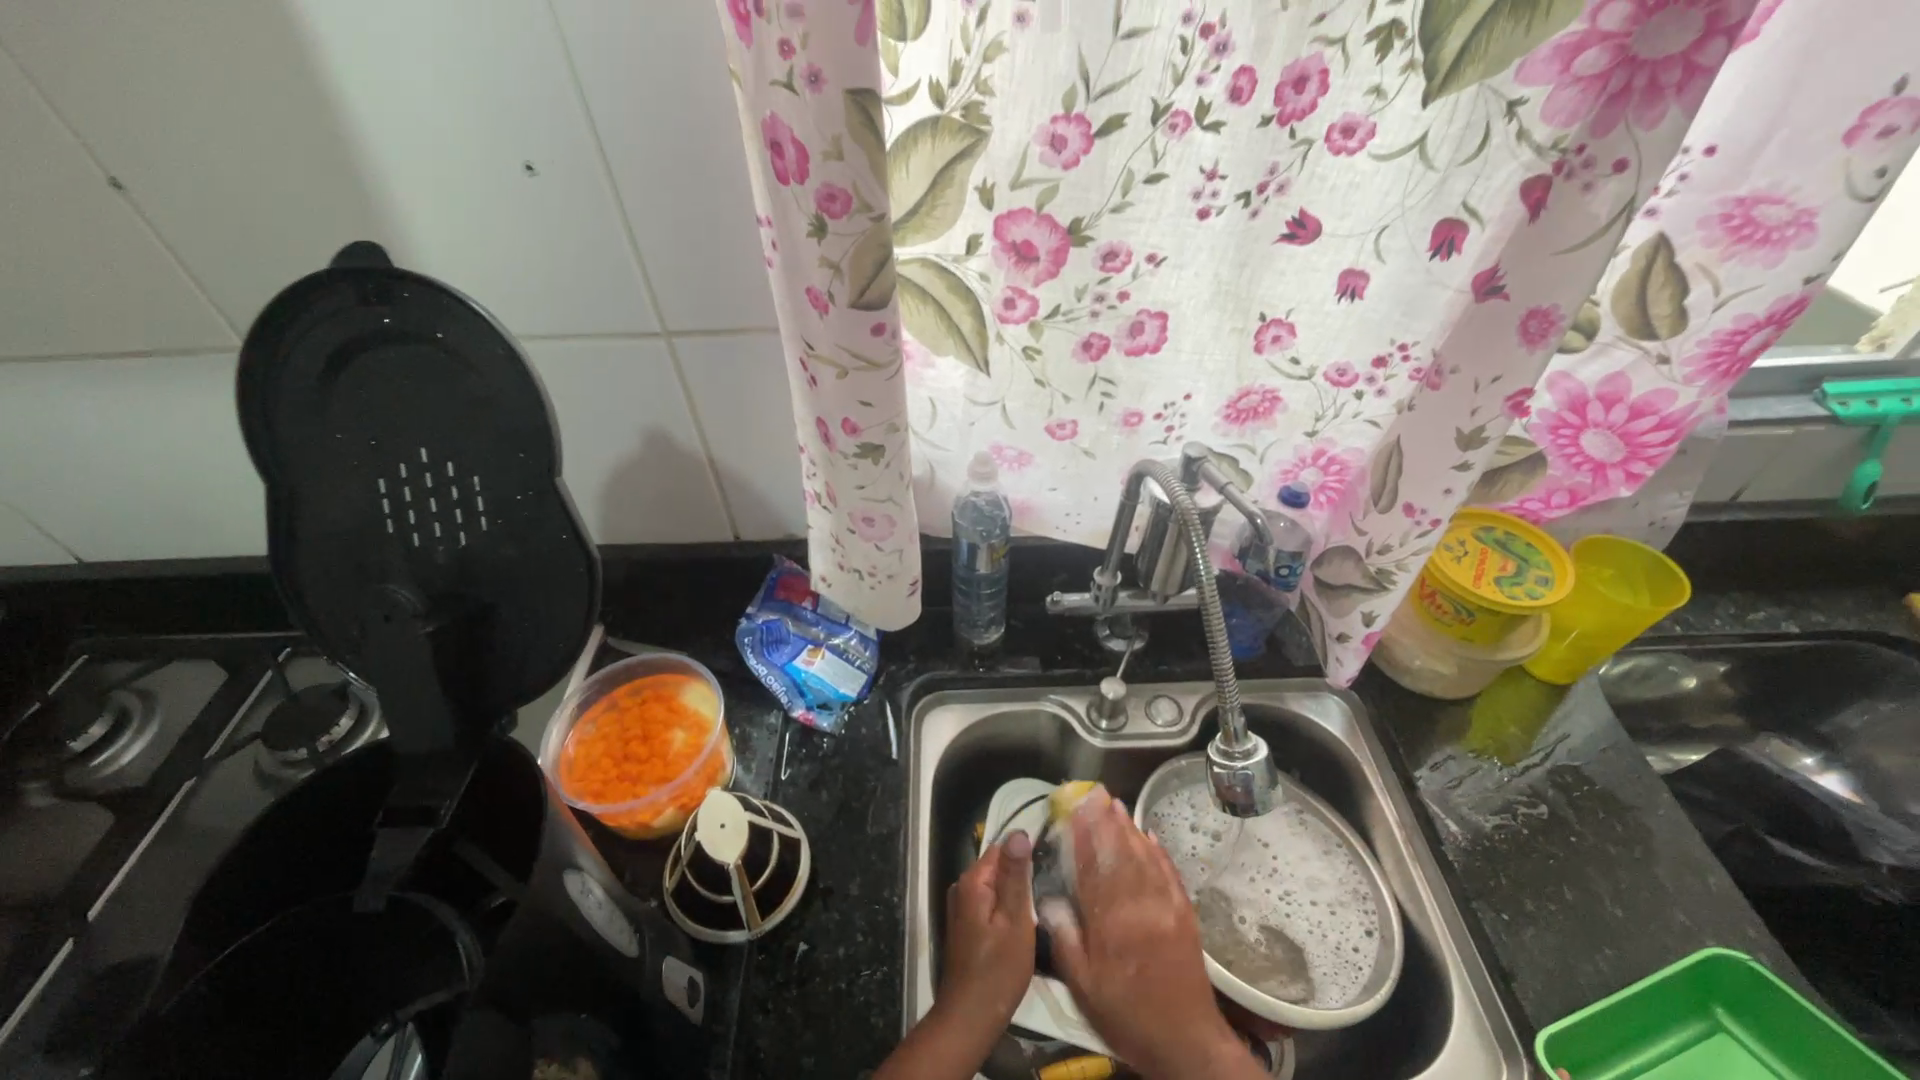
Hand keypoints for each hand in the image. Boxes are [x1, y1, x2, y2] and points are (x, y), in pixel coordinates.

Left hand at [936, 830, 1035, 1033]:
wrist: (971, 1016)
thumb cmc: (998, 970)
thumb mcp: (1015, 920)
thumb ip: (1016, 876)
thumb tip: (1019, 833)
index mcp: (972, 882)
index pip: (1003, 848)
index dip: (1027, 854)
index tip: (1053, 865)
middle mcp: (962, 888)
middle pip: (999, 867)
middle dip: (1023, 876)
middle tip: (1051, 891)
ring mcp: (963, 907)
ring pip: (997, 887)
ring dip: (1018, 895)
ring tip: (1044, 907)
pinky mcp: (968, 925)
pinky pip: (992, 904)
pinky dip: (1009, 910)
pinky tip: (1026, 924)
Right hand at [1046, 789, 1263, 1079]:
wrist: (1186, 1042)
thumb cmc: (1127, 1016)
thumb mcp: (1084, 986)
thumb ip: (1066, 940)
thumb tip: (1050, 900)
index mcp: (1110, 923)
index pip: (1093, 867)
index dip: (1083, 835)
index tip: (1075, 809)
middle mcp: (1139, 907)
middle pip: (1120, 854)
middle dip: (1107, 822)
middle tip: (1098, 794)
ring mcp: (1166, 909)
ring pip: (1145, 859)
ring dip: (1131, 830)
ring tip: (1118, 805)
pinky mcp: (1185, 917)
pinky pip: (1170, 875)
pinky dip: (1159, 853)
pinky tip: (1150, 838)